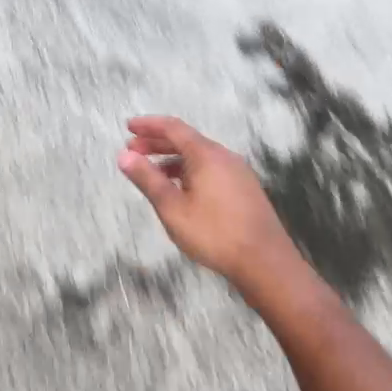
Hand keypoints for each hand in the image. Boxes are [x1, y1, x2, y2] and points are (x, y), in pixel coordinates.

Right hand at [118, 115, 301, 290]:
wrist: (268, 266)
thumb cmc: (215, 234)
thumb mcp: (172, 208)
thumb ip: (147, 179)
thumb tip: (123, 155)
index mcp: (207, 155)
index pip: (173, 127)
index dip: (148, 125)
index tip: (128, 128)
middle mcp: (225, 157)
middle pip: (186, 140)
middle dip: (157, 143)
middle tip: (133, 151)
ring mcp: (239, 174)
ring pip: (199, 156)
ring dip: (172, 158)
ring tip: (152, 172)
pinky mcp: (245, 190)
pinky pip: (211, 169)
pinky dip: (189, 170)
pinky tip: (181, 190)